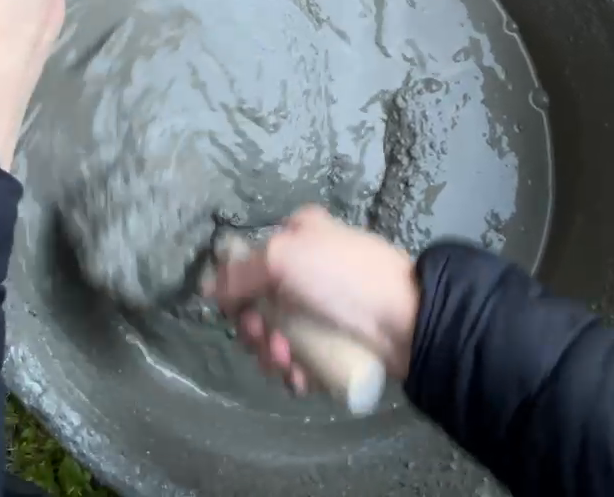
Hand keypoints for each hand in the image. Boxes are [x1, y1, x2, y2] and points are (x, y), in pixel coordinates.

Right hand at [205, 206, 420, 391]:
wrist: (406, 318)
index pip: (251, 259)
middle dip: (255, 328)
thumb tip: (207, 287)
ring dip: (273, 353)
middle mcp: (308, 266)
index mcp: (298, 234)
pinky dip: (295, 370)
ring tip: (288, 363)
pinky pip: (302, 357)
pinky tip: (301, 379)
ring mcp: (323, 306)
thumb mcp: (283, 258)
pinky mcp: (336, 341)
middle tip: (264, 342)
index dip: (236, 288)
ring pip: (278, 334)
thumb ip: (240, 272)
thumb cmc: (341, 276)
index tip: (233, 310)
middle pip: (260, 302)